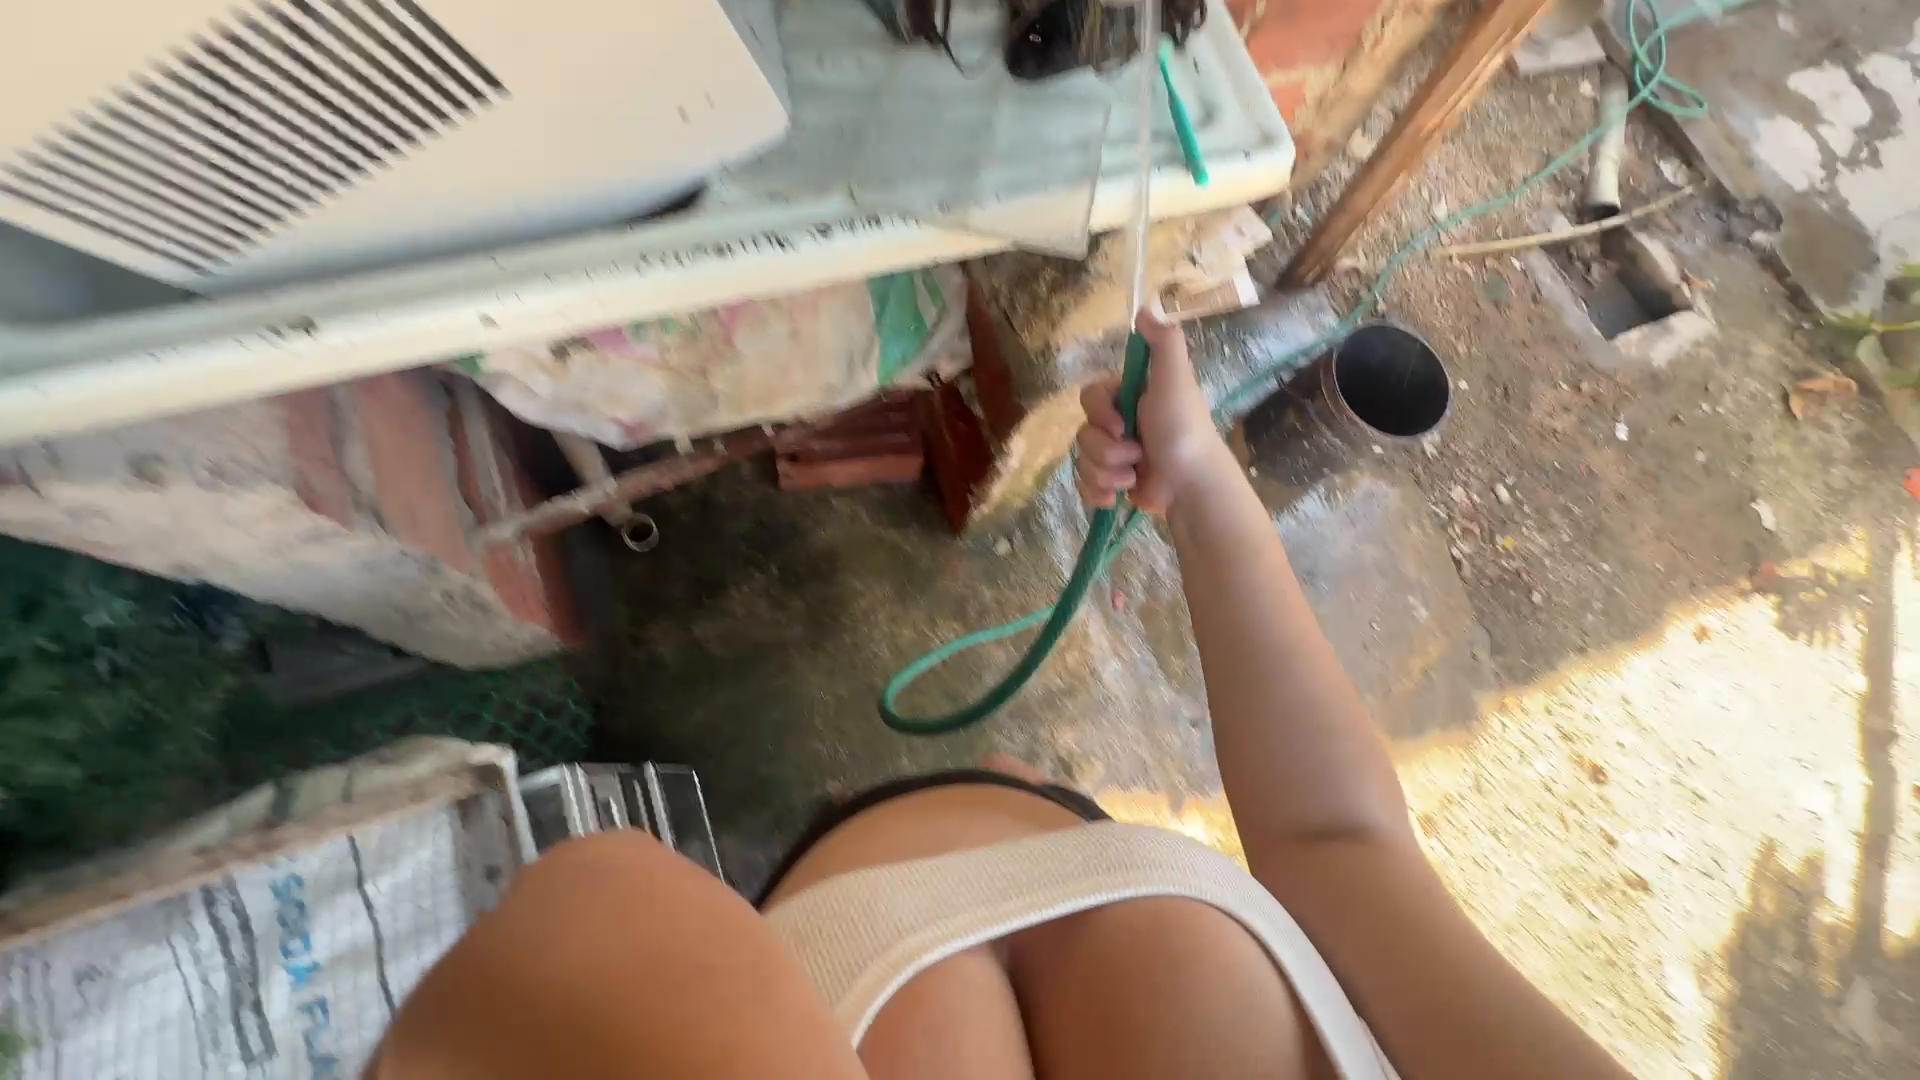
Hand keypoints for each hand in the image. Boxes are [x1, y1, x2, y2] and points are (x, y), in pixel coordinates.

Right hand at [1074, 309, 1231, 514]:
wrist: (1192, 485)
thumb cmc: (1183, 430)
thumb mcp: (1176, 379)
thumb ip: (1163, 343)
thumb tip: (1143, 310)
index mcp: (1129, 398)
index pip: (1089, 398)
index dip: (1100, 413)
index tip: (1122, 425)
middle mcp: (1120, 425)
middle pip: (1083, 433)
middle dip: (1106, 450)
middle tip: (1136, 455)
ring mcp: (1115, 457)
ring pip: (1082, 461)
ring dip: (1105, 473)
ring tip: (1133, 478)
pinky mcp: (1112, 484)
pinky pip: (1084, 486)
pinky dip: (1096, 493)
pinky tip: (1114, 499)